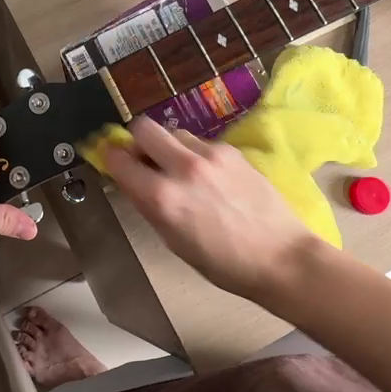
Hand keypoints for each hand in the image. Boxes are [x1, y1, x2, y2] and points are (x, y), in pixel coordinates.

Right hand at [102, 117, 322, 300]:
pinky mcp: (231, 150)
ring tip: (179, 168)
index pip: (119, 159)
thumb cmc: (222, 263)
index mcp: (162, 198)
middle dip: (137, 140)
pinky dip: (195, 154)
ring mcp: (210, 154)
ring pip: (173, 132)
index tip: (111, 159)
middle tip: (143, 158)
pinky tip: (208, 176)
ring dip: (168, 146)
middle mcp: (182, 167)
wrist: (280, 257)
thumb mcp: (173, 241)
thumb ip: (148, 205)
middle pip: (143, 127)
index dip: (110, 157)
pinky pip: (200, 142)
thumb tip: (131, 180)